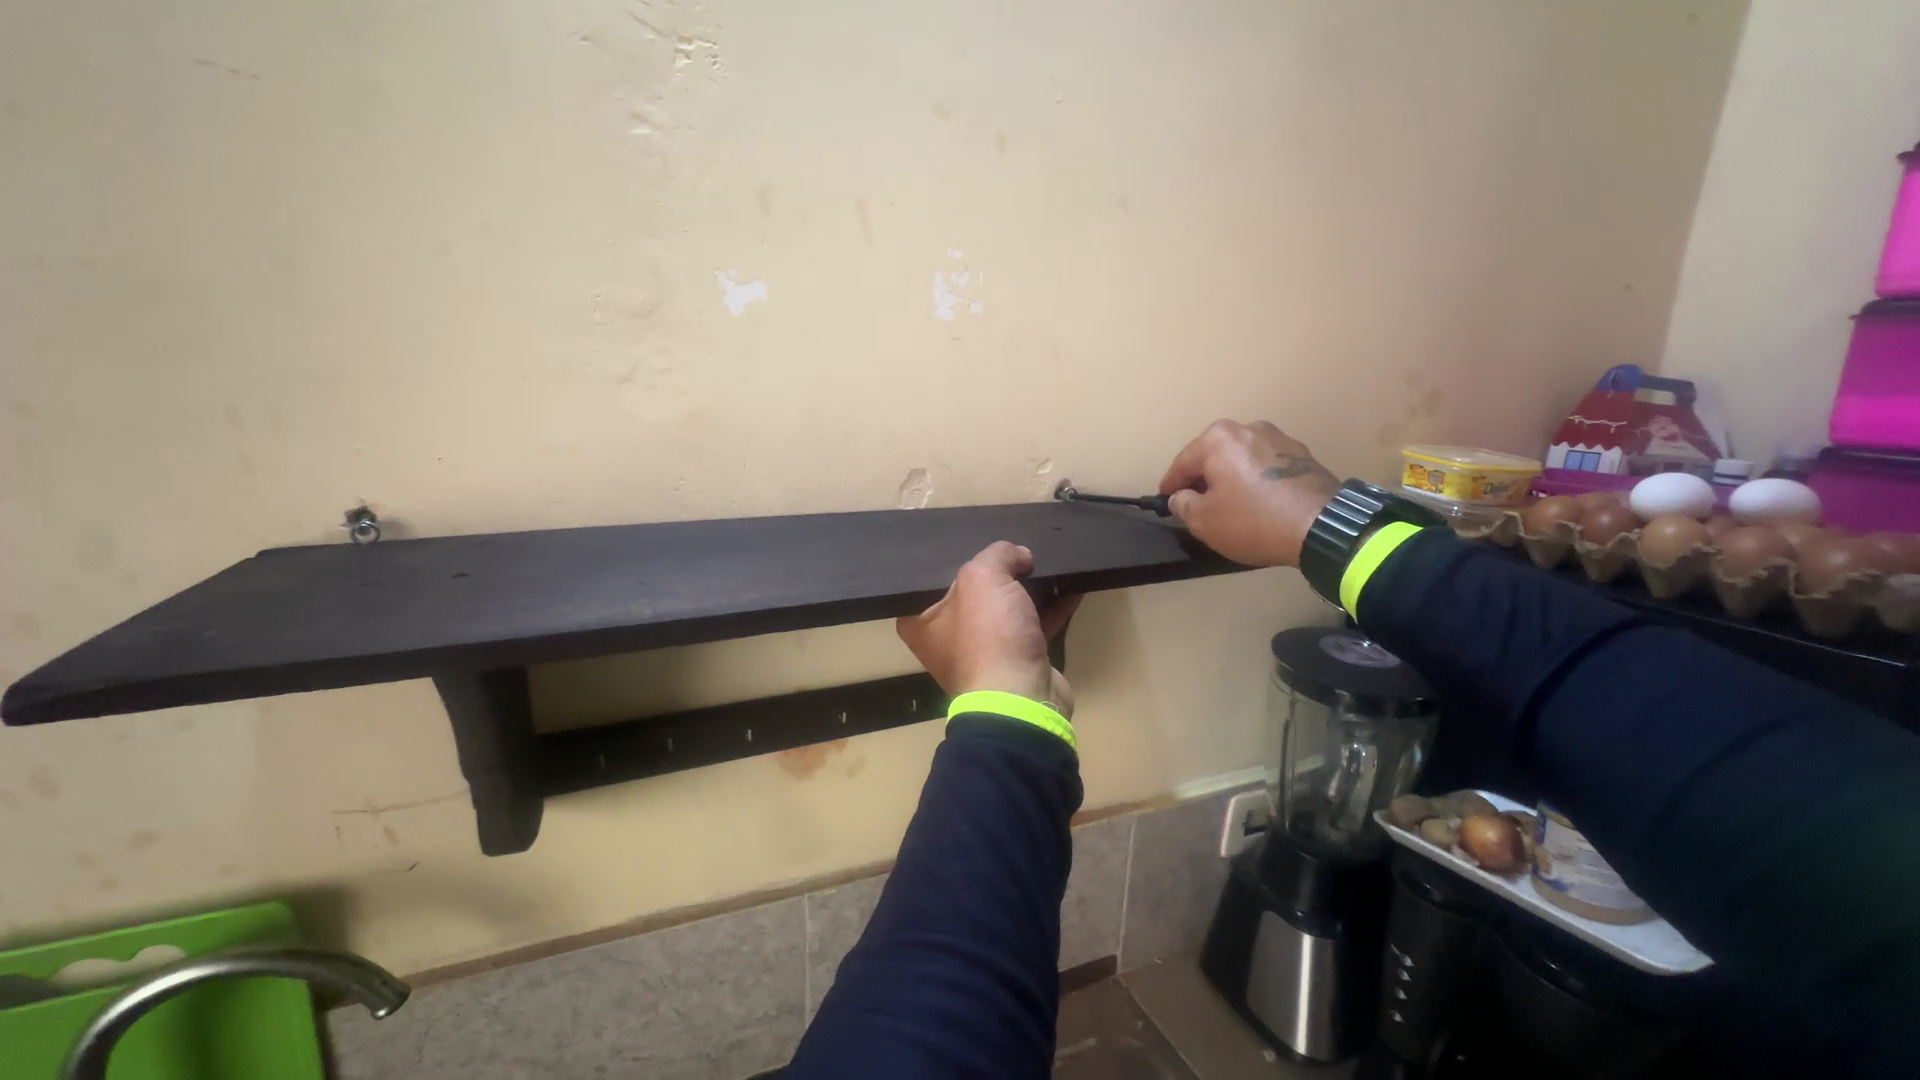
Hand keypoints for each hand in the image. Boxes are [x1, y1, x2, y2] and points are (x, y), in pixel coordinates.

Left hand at [897, 542, 1081, 714]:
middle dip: (999, 572)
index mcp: (922, 620)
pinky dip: (1051, 607)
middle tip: (1018, 548)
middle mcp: (947, 638)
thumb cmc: (988, 635)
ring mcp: (983, 652)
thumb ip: (997, 554)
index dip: (958, 557)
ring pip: (1006, 609)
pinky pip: (1033, 625)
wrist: (1022, 698)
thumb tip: (1020, 555)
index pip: (934, 578)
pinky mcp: (1017, 662)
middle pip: (974, 592)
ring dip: (1028, 588)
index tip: (981, 541)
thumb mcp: (982, 577)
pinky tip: (1071, 585)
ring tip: (1047, 559)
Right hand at [1157, 420, 1341, 567]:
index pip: (1182, 464)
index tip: (1165, 500)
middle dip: (1204, 479)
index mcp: (1218, 438)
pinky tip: (1259, 503)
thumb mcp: (1203, 521)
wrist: (1321, 526)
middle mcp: (1248, 428)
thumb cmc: (1252, 520)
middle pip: (1214, 457)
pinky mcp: (1303, 456)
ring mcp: (1280, 439)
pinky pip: (1268, 468)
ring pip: (1242, 460)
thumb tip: (1181, 497)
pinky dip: (1258, 482)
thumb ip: (1182, 505)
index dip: (1170, 486)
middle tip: (1198, 504)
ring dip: (1233, 479)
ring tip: (1231, 505)